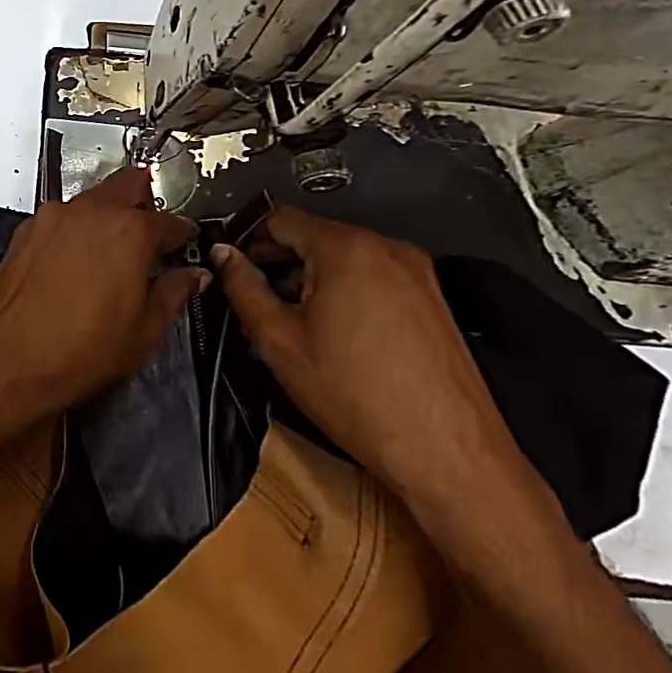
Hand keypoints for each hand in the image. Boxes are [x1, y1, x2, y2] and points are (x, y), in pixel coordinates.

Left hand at [0, 167, 204, 410]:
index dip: (181, 233)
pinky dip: (73, 231)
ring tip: (111, 250)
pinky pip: (60, 219)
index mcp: (130, 232)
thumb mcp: (146, 329)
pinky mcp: (27, 231)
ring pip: (91, 200)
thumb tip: (190, 278)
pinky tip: (75, 262)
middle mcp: (91, 214)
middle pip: (127, 185)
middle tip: (150, 227)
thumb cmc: (78, 349)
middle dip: (144, 200)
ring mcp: (55, 218)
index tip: (183, 241)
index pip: (169, 221)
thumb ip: (175, 293)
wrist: (14, 359)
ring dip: (106, 215)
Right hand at [210, 208, 519, 503]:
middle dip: (280, 262)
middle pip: (315, 236)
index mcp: (347, 249)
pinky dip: (346, 293)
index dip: (249, 239)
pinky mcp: (431, 299)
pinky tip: (335, 336)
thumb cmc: (362, 399)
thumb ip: (243, 288)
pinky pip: (374, 278)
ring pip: (345, 258)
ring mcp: (416, 273)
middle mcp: (387, 249)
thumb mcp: (279, 340)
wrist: (446, 453)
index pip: (281, 218)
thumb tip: (225, 257)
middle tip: (257, 297)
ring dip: (312, 279)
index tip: (235, 263)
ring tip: (294, 323)